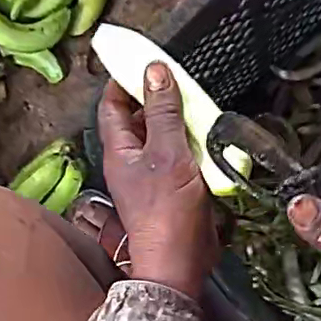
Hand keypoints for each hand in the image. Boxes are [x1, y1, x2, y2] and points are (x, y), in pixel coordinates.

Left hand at [98, 63, 218, 297]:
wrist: (180, 260)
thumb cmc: (166, 213)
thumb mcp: (166, 153)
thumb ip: (162, 112)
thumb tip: (154, 72)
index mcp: (119, 151)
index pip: (112, 105)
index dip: (124, 80)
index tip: (142, 60)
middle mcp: (131, 161)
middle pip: (139, 119)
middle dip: (157, 98)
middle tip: (179, 79)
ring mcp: (152, 176)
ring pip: (162, 137)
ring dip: (179, 121)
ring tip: (197, 104)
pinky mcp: (173, 188)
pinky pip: (180, 156)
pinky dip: (192, 144)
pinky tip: (208, 137)